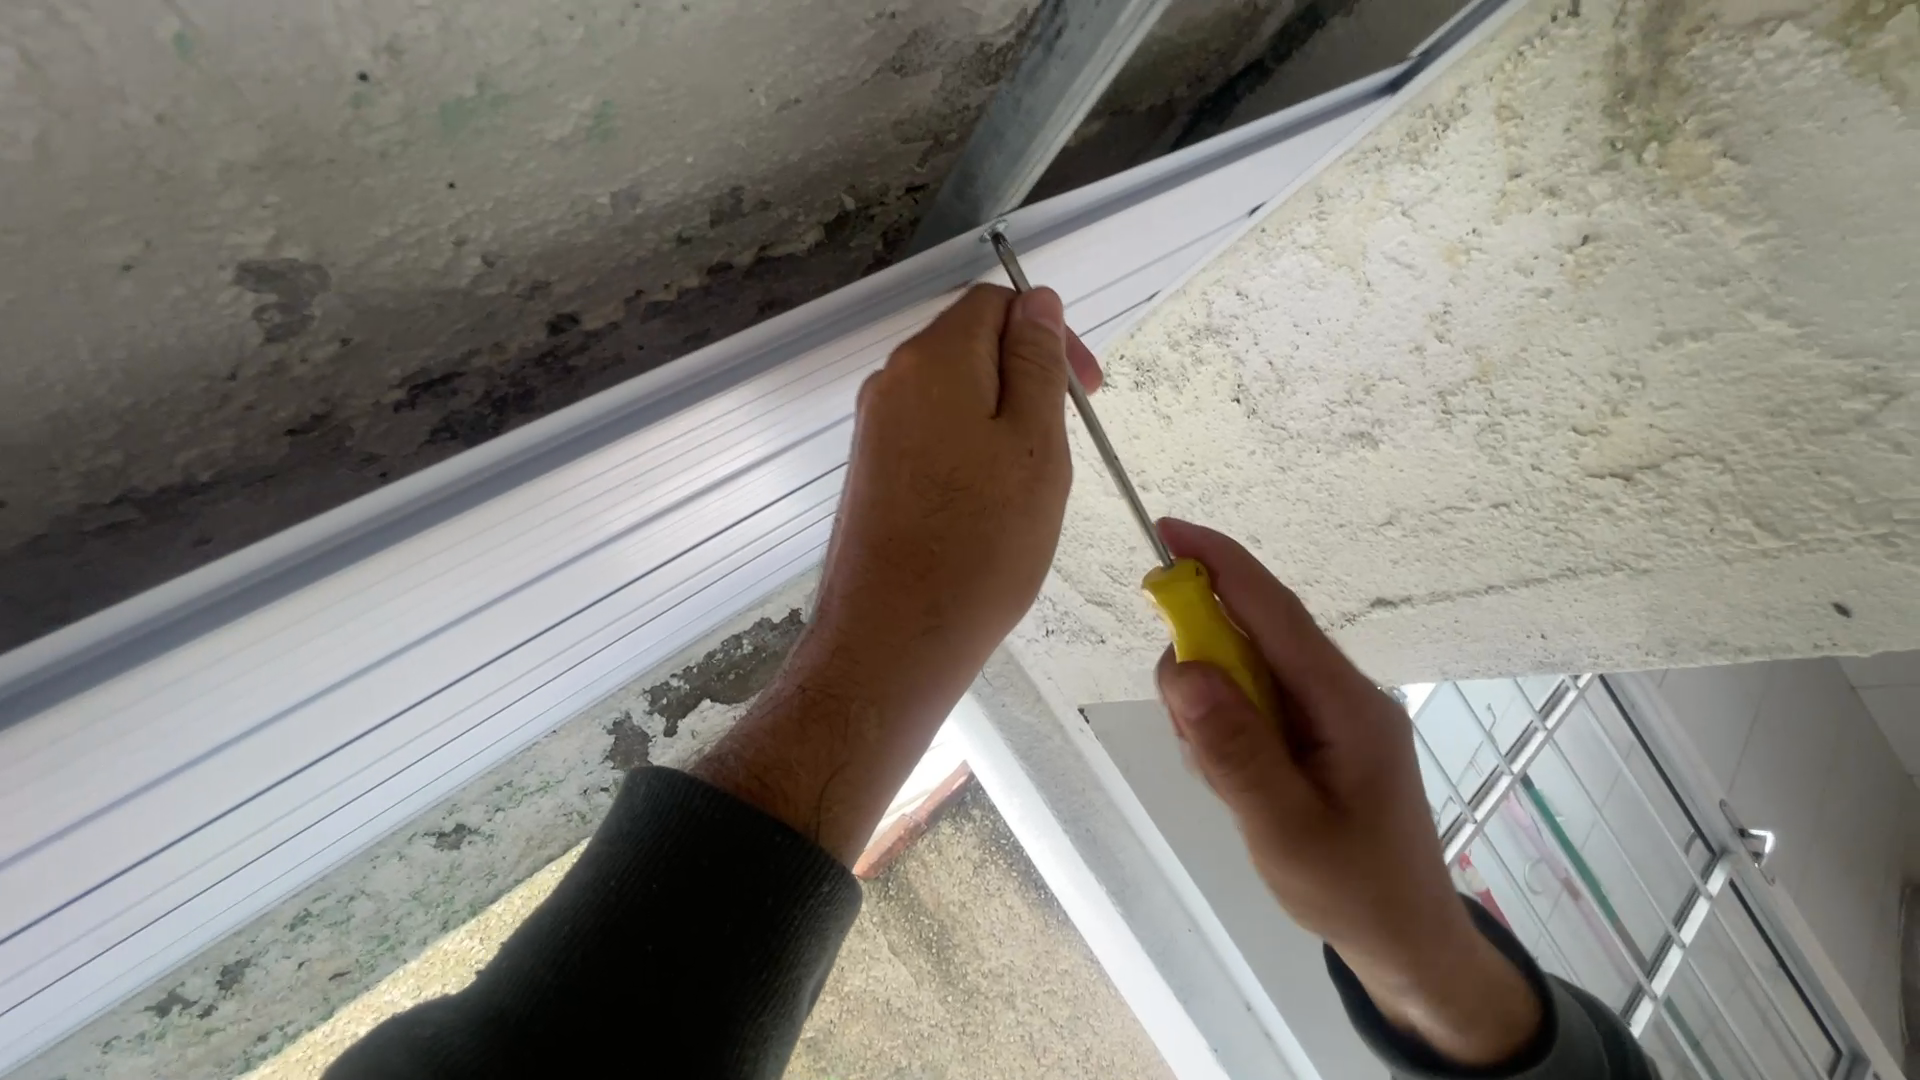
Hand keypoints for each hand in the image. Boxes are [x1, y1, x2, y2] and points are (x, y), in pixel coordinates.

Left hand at [696, 284, 1099, 863]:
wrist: (893, 640)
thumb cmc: (980, 546)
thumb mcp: (1034, 447)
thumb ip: (1036, 364)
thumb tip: (1039, 301)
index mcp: (932, 360)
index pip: (994, 304)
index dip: (1048, 332)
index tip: (1085, 390)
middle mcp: (890, 382)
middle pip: (970, 348)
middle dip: (1025, 382)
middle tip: (1056, 451)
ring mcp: (874, 430)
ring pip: (953, 398)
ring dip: (1000, 424)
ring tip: (1023, 489)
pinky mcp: (870, 472)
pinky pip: (931, 438)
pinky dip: (968, 453)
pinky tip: (985, 507)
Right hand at [1152, 519, 1542, 1066]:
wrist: (1407, 940)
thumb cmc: (1353, 890)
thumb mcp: (1284, 830)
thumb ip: (1234, 750)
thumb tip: (1183, 668)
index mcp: (1345, 702)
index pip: (1275, 612)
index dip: (1220, 565)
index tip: (1167, 532)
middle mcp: (1338, 690)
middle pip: (1252, 637)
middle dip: (1200, 663)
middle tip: (1185, 731)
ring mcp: (1327, 710)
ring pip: (1243, 671)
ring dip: (1210, 709)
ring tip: (1222, 780)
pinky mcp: (1314, 730)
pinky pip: (1252, 702)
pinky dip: (1223, 726)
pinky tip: (1236, 780)